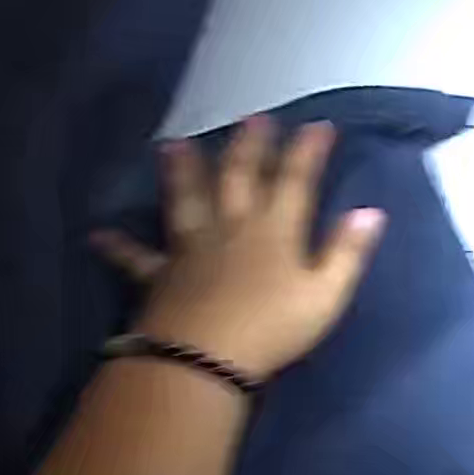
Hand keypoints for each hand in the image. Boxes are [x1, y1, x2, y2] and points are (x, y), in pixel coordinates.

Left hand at [92, 116, 384, 377]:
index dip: (307, 152)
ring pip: (187, 200)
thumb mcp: (328, 293)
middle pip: (240, 178)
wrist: (207, 355)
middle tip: (254, 119)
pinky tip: (102, 236)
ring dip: (183, 172)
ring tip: (176, 145)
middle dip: (250, 147)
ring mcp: (192, 248)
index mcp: (275, 231)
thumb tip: (371, 212)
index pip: (295, 181)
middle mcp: (231, 227)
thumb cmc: (277, 325)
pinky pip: (138, 256)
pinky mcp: (162, 274)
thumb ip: (347, 252)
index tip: (319, 126)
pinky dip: (122, 246)